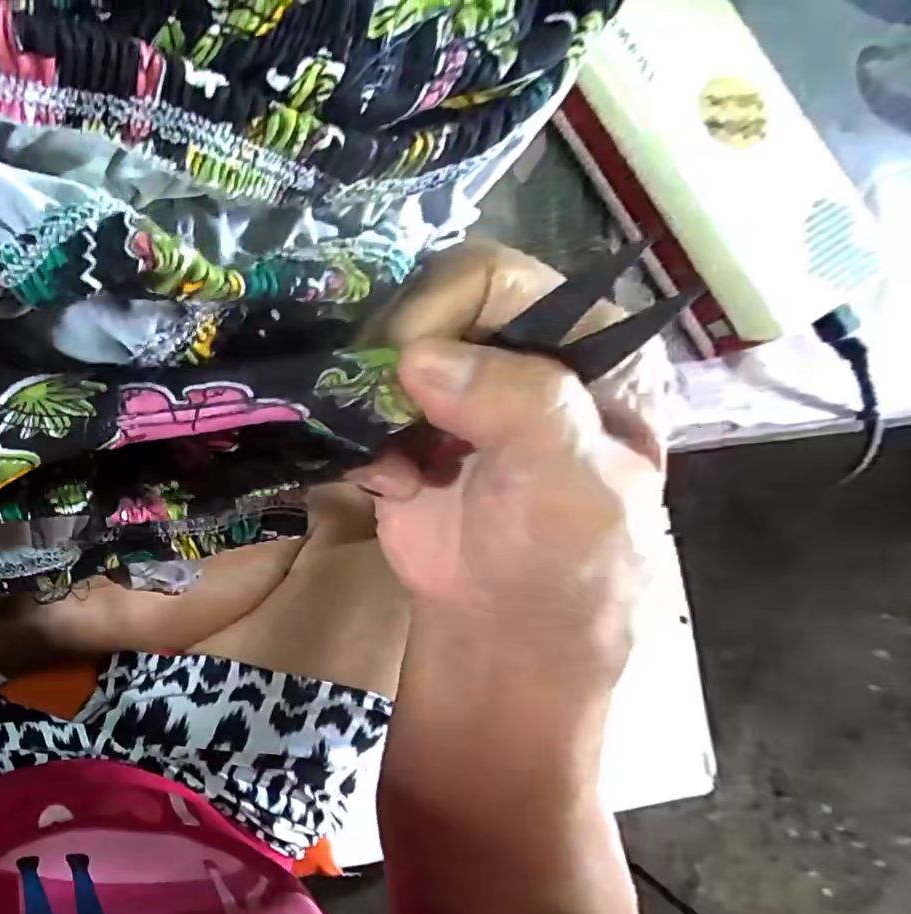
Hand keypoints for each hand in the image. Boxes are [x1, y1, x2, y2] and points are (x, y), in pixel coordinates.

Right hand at [357, 246, 666, 662]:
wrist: (504, 619)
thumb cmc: (565, 551)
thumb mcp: (567, 479)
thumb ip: (517, 406)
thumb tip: (417, 357)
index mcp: (576, 348)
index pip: (494, 280)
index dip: (440, 308)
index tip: (404, 361)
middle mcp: (506, 361)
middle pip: (420, 314)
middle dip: (387, 363)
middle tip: (381, 411)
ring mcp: (445, 401)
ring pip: (373, 365)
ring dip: (364, 412)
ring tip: (392, 462)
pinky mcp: (397, 438)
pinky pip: (351, 417)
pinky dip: (354, 450)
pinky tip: (387, 488)